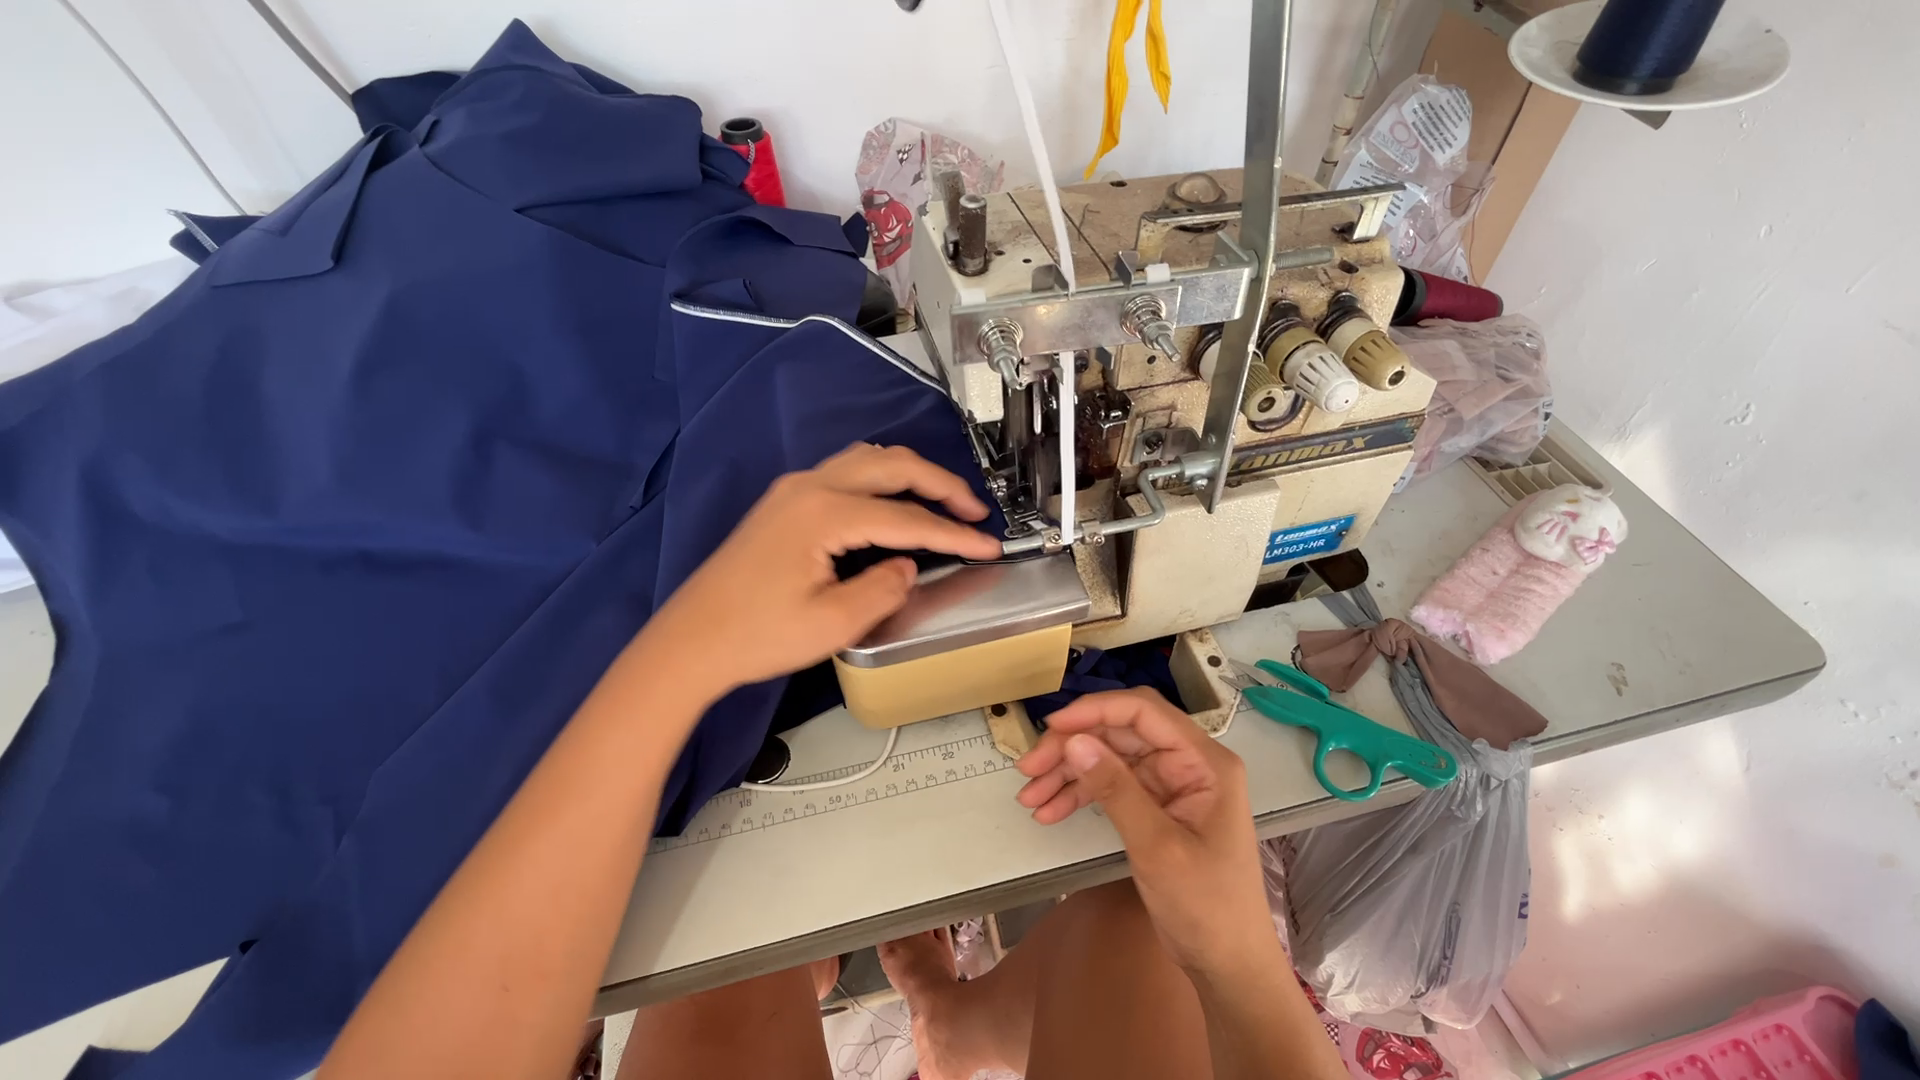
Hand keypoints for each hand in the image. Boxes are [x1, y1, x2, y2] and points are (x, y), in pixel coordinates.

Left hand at [643, 443, 1001, 695]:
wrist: (690, 641)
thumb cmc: (758, 636)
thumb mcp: (833, 623)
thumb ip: (884, 587)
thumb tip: (906, 565)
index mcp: (824, 512)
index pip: (907, 518)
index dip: (953, 535)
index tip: (990, 548)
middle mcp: (810, 486)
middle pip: (892, 466)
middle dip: (941, 485)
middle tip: (975, 513)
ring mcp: (792, 489)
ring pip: (867, 459)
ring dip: (910, 475)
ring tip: (943, 502)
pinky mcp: (783, 501)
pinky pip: (845, 470)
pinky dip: (881, 478)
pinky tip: (893, 501)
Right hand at [1015, 689, 1275, 976]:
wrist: (1228, 965)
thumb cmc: (1206, 905)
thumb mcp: (1157, 846)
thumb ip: (1115, 789)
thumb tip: (1073, 742)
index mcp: (1204, 761)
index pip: (1143, 711)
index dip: (1094, 710)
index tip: (1051, 728)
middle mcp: (1188, 763)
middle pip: (1120, 733)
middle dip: (1072, 747)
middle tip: (1028, 771)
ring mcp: (1171, 785)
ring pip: (1110, 759)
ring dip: (1068, 773)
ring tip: (1029, 797)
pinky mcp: (1156, 807)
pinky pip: (1111, 787)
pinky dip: (1080, 795)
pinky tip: (1049, 811)